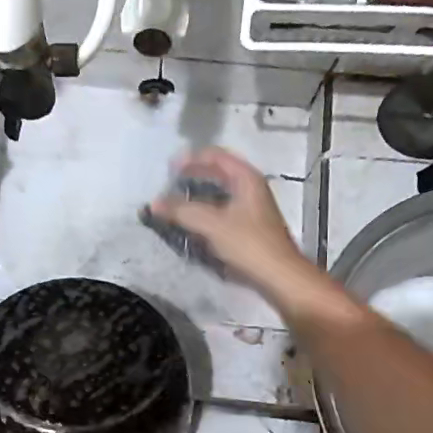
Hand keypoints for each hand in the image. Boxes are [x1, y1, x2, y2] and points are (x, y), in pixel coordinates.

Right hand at [148, 147, 313, 296]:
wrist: (278, 276)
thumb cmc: (248, 244)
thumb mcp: (212, 225)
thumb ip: (182, 211)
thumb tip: (154, 203)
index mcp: (246, 178)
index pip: (215, 155)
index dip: (190, 159)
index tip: (168, 169)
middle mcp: (250, 187)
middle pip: (217, 173)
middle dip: (191, 177)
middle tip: (168, 185)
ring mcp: (251, 208)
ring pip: (219, 193)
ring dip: (196, 196)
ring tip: (175, 204)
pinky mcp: (248, 227)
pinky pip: (221, 211)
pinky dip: (205, 212)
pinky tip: (192, 224)